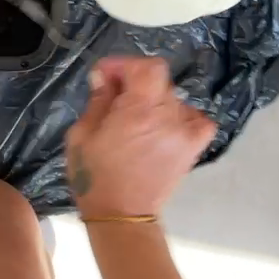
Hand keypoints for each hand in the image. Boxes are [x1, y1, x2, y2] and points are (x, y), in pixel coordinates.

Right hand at [65, 57, 215, 220]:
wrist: (121, 214)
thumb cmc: (94, 174)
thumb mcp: (81, 134)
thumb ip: (97, 101)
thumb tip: (104, 77)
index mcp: (139, 111)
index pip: (148, 68)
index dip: (125, 64)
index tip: (105, 75)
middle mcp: (168, 117)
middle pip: (159, 81)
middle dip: (133, 82)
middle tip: (111, 97)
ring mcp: (185, 133)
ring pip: (172, 98)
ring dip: (152, 99)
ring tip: (133, 117)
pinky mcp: (193, 148)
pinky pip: (196, 120)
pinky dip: (181, 115)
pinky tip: (163, 125)